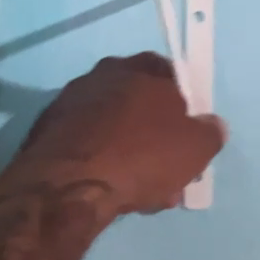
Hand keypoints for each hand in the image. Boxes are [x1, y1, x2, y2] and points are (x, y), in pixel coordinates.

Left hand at [18, 53, 225, 213]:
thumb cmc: (141, 157)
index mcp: (143, 68)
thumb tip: (211, 124)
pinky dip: (99, 159)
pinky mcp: (48, 127)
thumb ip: (209, 132)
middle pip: (140, 103)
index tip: (188, 138)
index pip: (172, 77)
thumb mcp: (195, 149)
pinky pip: (86, 141)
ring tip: (140, 191)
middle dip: (155, 136)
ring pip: (113, 126)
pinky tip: (108, 188)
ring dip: (128, 152)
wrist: (68, 184)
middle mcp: (105, 73)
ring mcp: (72, 98)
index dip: (184, 108)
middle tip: (167, 171)